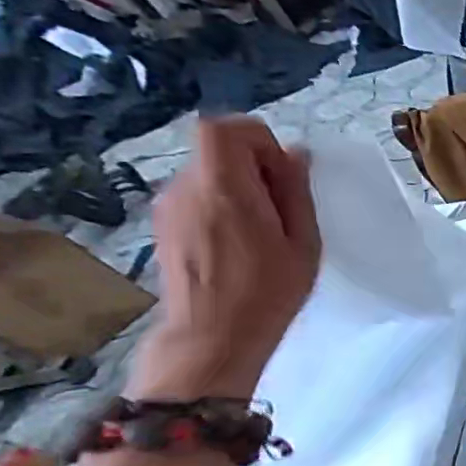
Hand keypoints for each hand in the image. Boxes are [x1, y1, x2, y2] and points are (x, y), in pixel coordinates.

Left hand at [126, 117, 318, 401]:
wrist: (211, 338)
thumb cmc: (268, 292)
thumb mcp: (303, 243)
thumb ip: (296, 192)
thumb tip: (294, 154)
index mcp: (224, 187)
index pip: (224, 127)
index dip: (257, 138)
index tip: (282, 172)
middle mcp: (186, 188)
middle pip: (217, 151)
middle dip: (254, 167)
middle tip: (282, 210)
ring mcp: (168, 207)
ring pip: (208, 175)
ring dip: (239, 189)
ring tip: (263, 233)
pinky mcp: (163, 226)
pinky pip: (197, 198)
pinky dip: (221, 206)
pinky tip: (239, 245)